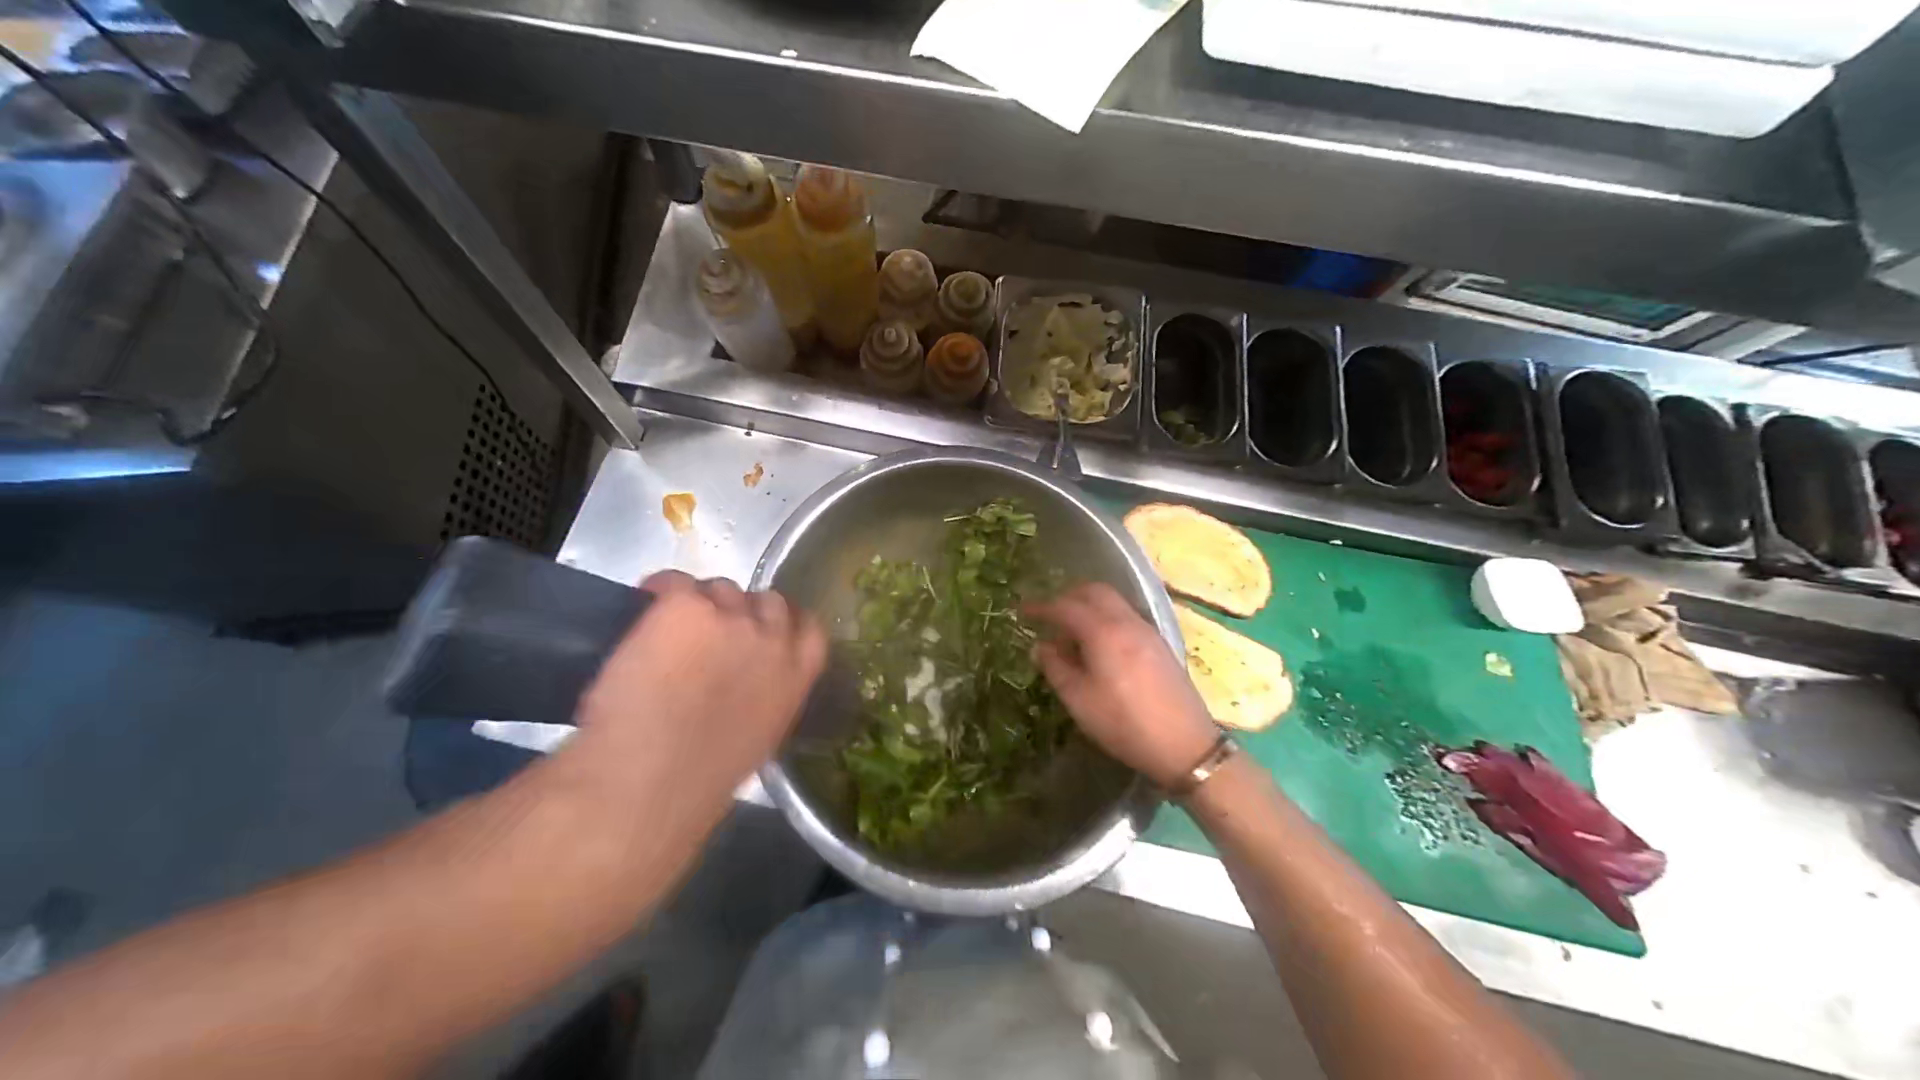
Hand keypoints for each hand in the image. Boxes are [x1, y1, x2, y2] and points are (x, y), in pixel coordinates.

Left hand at [573, 571, 826, 817]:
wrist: (648, 779)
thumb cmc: (701, 777)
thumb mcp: (760, 736)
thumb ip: (766, 695)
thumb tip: (747, 681)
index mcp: (796, 677)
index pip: (809, 628)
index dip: (787, 622)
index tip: (766, 628)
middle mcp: (771, 639)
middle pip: (768, 601)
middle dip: (744, 610)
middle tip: (712, 629)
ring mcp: (730, 618)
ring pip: (722, 589)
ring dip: (704, 602)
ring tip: (671, 626)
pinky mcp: (685, 606)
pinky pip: (675, 582)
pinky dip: (660, 589)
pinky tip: (645, 602)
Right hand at [1026, 583, 1219, 788]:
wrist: (1185, 745)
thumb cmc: (1124, 724)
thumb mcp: (1079, 700)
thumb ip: (1056, 668)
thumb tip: (1040, 646)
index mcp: (1103, 632)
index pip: (1065, 606)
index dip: (1041, 607)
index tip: (1022, 612)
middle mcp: (1127, 622)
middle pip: (1094, 592)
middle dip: (1067, 597)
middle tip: (1049, 617)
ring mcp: (1148, 631)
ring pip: (1113, 602)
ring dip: (1088, 608)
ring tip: (1071, 635)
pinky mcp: (1159, 645)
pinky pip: (1126, 617)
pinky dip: (1106, 619)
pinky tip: (1099, 647)